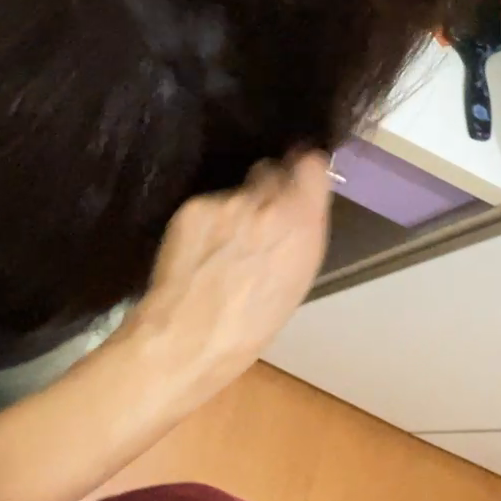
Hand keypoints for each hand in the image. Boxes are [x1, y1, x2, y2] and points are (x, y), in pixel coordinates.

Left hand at [122, 152, 332, 394]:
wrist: (190, 336)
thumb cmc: (250, 325)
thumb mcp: (295, 281)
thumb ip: (300, 234)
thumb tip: (297, 208)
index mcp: (302, 223)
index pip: (309, 164)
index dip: (301, 169)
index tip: (296, 175)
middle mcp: (268, 203)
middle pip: (270, 170)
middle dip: (265, 188)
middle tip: (254, 216)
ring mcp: (227, 201)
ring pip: (235, 190)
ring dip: (233, 208)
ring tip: (220, 245)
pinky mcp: (193, 206)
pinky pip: (205, 204)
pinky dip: (204, 220)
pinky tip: (198, 249)